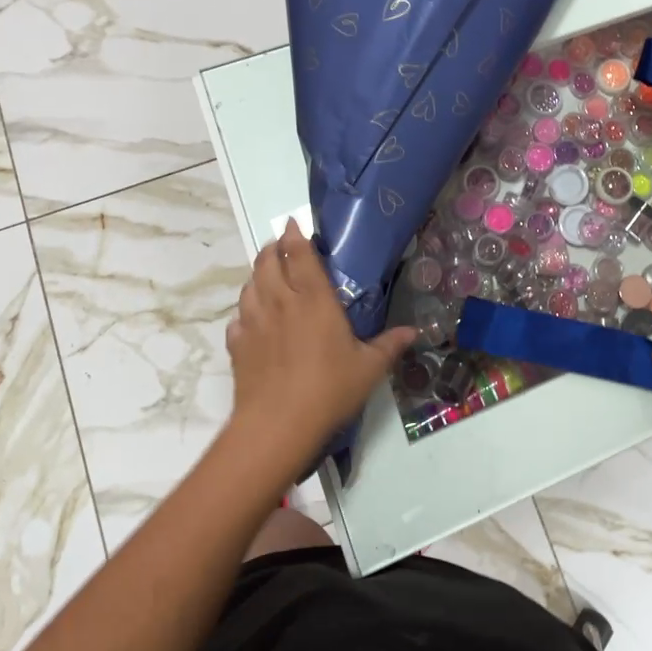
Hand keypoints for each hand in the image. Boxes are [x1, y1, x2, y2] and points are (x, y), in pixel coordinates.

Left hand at [225, 222, 413, 468]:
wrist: (277, 426)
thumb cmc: (328, 389)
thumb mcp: (369, 368)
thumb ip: (389, 345)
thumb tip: (414, 332)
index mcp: (314, 299)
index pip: (299, 254)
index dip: (294, 235)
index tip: (293, 224)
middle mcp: (280, 302)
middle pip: (267, 262)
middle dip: (272, 249)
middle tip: (281, 247)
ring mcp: (253, 323)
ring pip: (249, 286)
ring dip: (257, 276)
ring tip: (267, 278)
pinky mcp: (238, 346)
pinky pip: (237, 319)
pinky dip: (244, 313)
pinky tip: (252, 321)